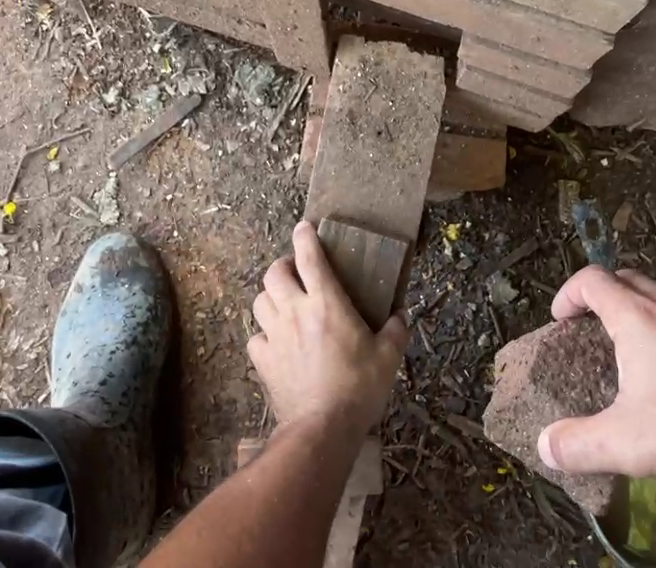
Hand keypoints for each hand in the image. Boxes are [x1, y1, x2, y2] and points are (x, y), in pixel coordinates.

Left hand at [248, 221, 408, 437]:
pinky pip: (256, 337)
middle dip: (282, 266)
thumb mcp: (388, 357)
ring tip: (284, 304)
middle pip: (273, 273)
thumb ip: (395, 331)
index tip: (304, 227)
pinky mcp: (262, 361)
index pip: (309, 257)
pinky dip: (263, 334)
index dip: (304, 237)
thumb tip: (400, 316)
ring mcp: (274, 336)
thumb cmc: (358, 387)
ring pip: (259, 301)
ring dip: (270, 297)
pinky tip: (276, 342)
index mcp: (326, 302)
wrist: (321, 428)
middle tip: (296, 273)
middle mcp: (295, 312)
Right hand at [537, 266, 655, 498]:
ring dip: (649, 301)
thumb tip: (545, 446)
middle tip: (597, 328)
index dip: (570, 292)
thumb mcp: (626, 446)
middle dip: (606, 295)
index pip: (593, 280)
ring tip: (645, 337)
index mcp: (639, 318)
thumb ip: (578, 444)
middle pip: (629, 278)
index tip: (561, 317)